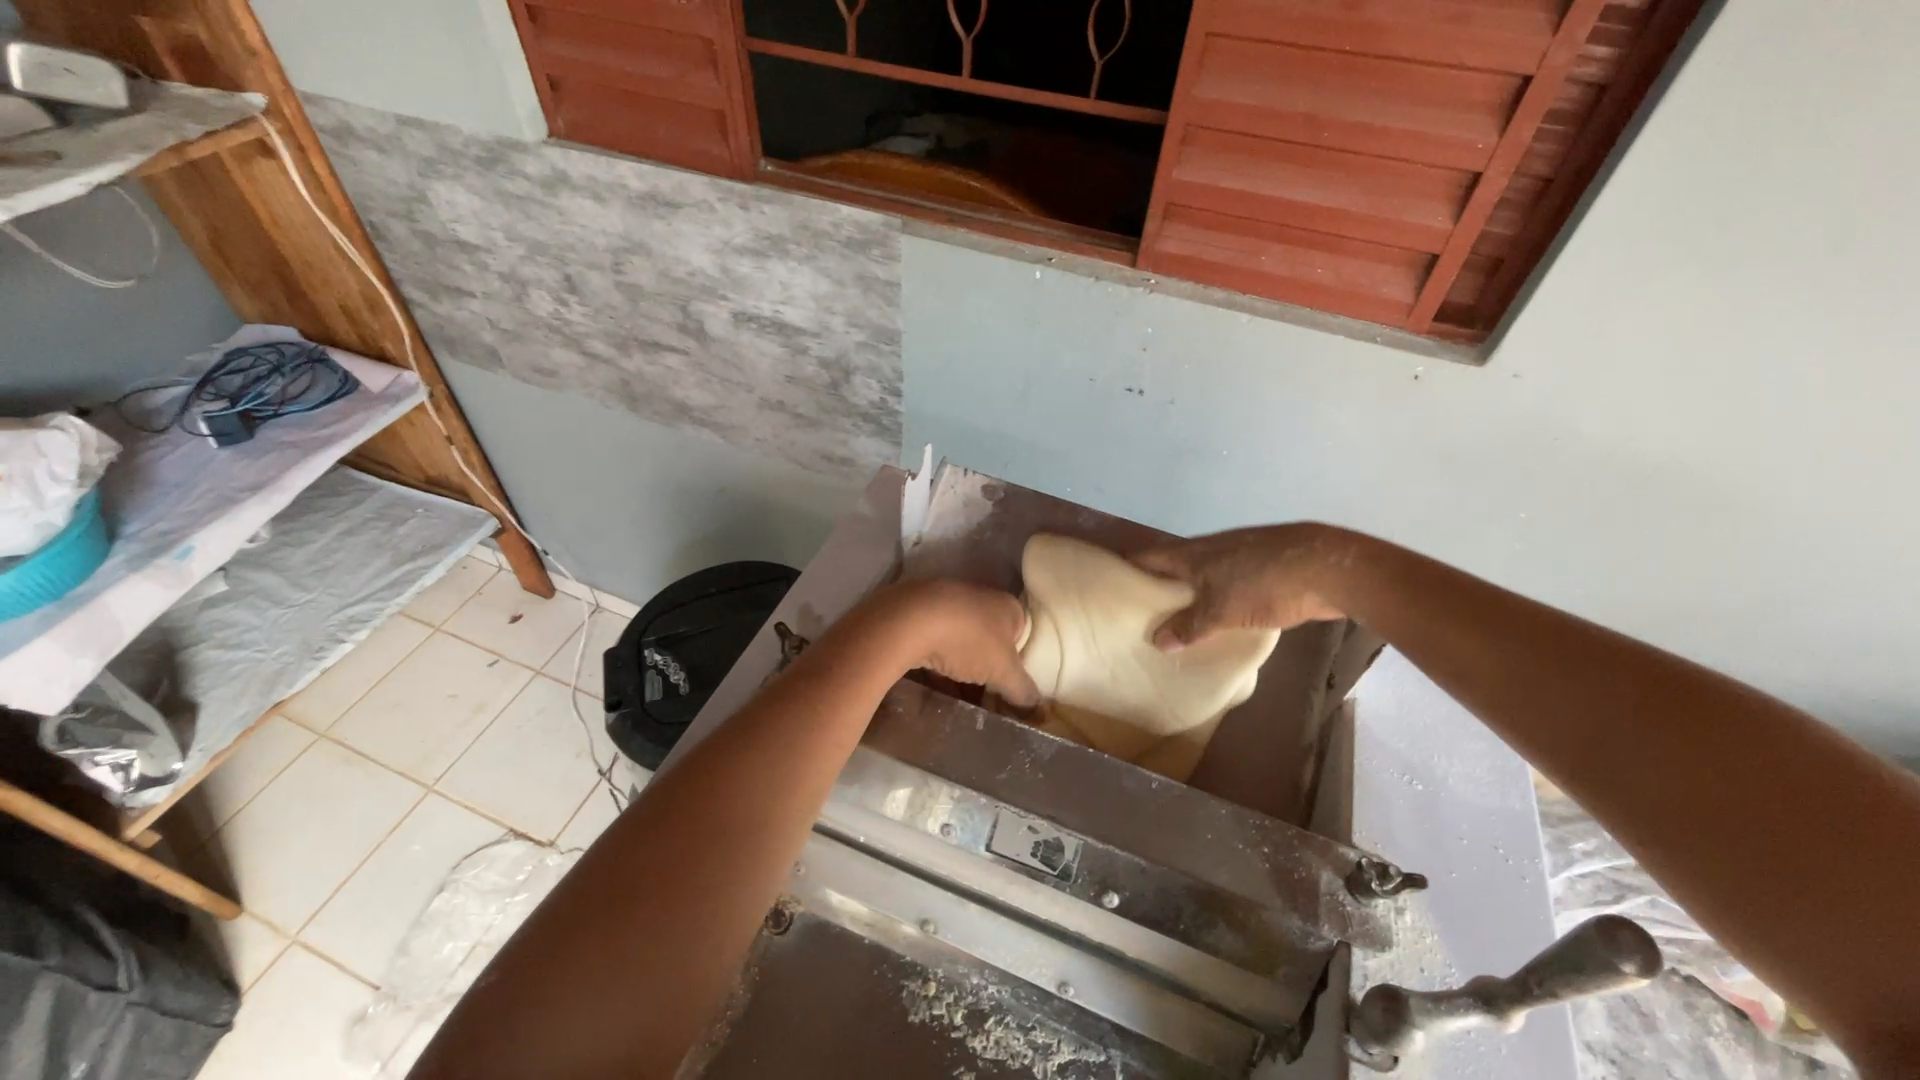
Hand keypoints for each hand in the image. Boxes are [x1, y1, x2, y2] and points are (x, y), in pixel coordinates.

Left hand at [862, 579, 1040, 706]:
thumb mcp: (1003, 670)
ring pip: (961, 643)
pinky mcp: (918, 615)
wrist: (908, 621)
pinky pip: (935, 644)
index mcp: (1007, 605)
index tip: (1013, 689)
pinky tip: (935, 686)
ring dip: (962, 669)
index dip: (1020, 664)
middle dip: (989, 670)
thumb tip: (1040, 710)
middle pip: (991, 641)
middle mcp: (979, 598)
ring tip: (962, 698)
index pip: (1023, 635)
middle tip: (988, 699)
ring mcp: (946, 603)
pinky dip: (937, 664)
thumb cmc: (968, 639)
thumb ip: (1023, 690)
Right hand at [1131, 524, 1354, 649]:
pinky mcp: (1262, 571)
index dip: (1127, 568)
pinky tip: (1217, 623)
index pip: (1148, 558)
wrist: (1328, 568)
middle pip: (1173, 567)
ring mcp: (1237, 559)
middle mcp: (1211, 551)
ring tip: (1173, 624)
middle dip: (1156, 587)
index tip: (1109, 586)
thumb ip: (1189, 625)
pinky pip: (1226, 588)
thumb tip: (1157, 641)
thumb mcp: (1221, 610)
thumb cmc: (1266, 582)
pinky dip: (1216, 603)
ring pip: (1202, 577)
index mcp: (1193, 554)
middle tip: (1138, 615)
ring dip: (1188, 596)